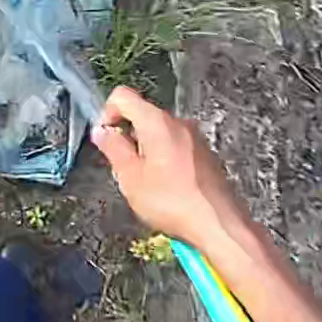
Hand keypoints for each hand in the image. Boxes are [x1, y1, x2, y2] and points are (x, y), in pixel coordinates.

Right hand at [90, 86, 244, 249]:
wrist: (220, 225)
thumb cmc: (173, 202)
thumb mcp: (131, 178)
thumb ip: (113, 148)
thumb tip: (102, 131)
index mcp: (156, 121)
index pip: (122, 96)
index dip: (107, 113)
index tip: (107, 139)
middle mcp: (177, 121)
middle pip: (141, 115)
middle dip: (128, 138)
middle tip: (126, 170)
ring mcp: (194, 136)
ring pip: (158, 133)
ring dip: (147, 151)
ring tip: (149, 184)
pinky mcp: (205, 153)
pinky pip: (176, 146)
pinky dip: (165, 160)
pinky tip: (169, 189)